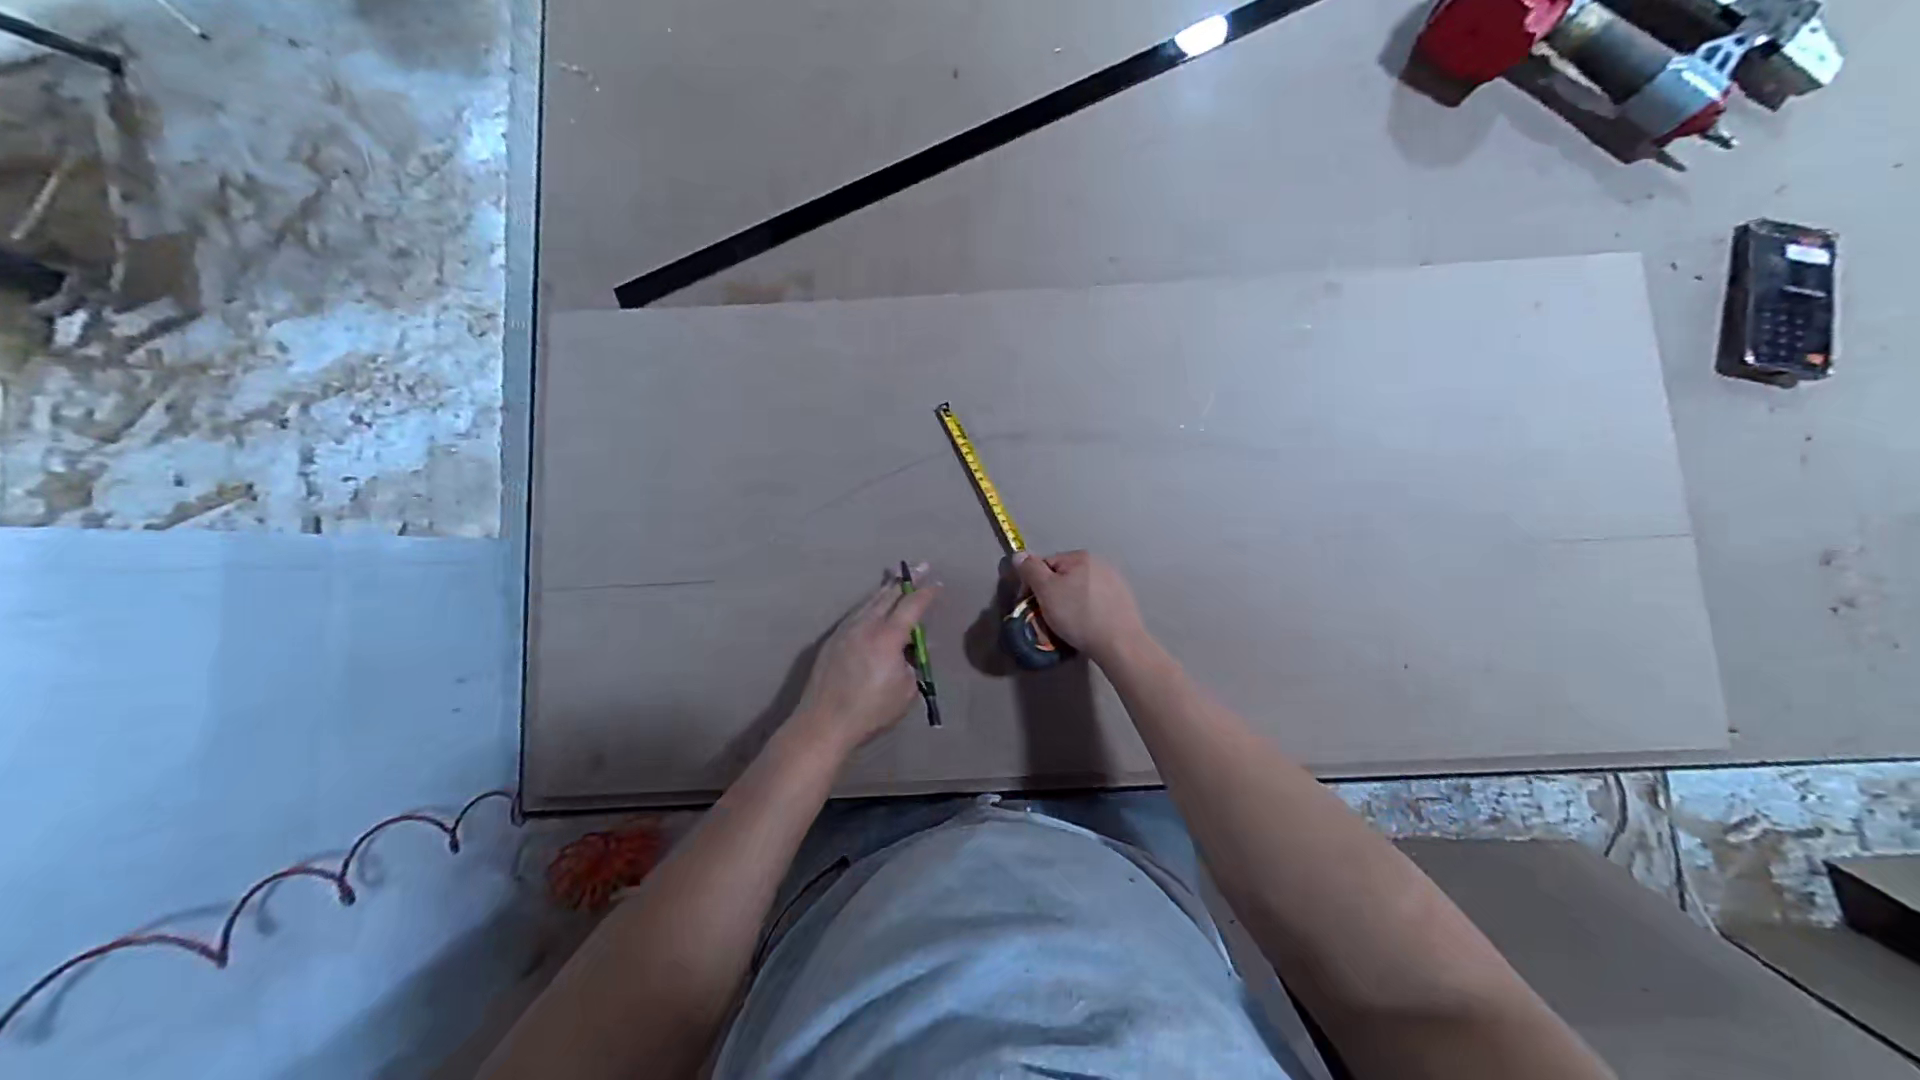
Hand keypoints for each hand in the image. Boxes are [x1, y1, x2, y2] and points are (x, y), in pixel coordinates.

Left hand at [791, 565, 940, 753]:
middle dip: (906, 580)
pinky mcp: (832, 640)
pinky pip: (856, 614)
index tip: (937, 583)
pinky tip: (872, 607)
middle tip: (920, 566)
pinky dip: (869, 604)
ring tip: (896, 581)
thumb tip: (910, 651)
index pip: (912, 605)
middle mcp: (866, 626)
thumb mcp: (906, 691)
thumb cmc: (871, 712)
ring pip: (869, 602)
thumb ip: (912, 665)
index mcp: (888, 637)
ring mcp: (845, 630)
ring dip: (886, 590)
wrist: (823, 723)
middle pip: (888, 595)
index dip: (926, 593)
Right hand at [1011, 550, 1150, 663]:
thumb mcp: (1046, 591)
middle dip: (1052, 593)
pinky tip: (1087, 624)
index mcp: (1080, 557)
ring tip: (1068, 623)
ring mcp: (1115, 580)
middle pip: (1063, 576)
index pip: (1045, 564)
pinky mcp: (1123, 599)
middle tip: (1048, 616)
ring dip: (1070, 601)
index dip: (1033, 584)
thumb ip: (1030, 569)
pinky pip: (1095, 600)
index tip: (1031, 605)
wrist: (1118, 643)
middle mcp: (1099, 562)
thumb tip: (1019, 553)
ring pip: (1080, 589)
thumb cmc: (1078, 615)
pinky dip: (1087, 609)